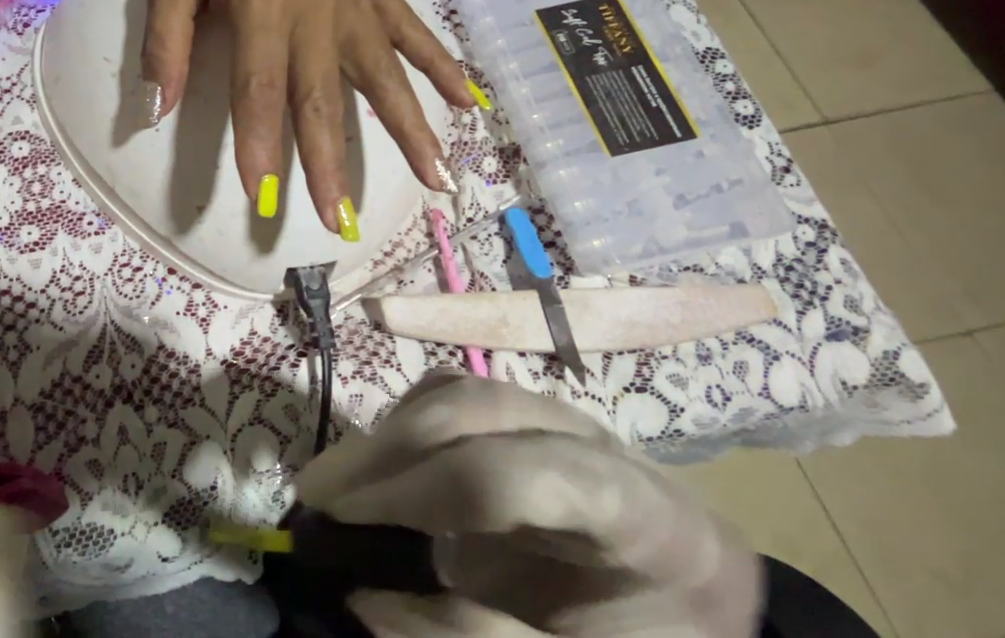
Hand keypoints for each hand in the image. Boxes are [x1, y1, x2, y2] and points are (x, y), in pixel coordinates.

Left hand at [142, 0, 471, 235]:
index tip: (264, 199)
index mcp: (260, 1)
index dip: (260, 145)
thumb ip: (166, 39)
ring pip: (384, 74)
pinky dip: (440, 67)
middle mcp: (316, 6)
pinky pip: (412, 32)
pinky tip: (466, 105)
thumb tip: (157, 109)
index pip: (259, 88)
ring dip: (409, 129)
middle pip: (324, 97)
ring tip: (437, 181)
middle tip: (341, 221)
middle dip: (332, 163)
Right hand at [295, 373, 763, 637]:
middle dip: (382, 448)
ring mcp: (558, 417)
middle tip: (315, 492)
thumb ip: (475, 637)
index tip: (341, 521)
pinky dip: (401, 424)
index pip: (508, 472)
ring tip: (336, 480)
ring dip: (384, 432)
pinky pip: (449, 396)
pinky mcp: (524, 417)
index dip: (415, 491)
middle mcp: (596, 440)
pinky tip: (376, 465)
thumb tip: (365, 600)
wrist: (689, 616)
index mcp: (638, 510)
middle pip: (473, 407)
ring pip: (455, 391)